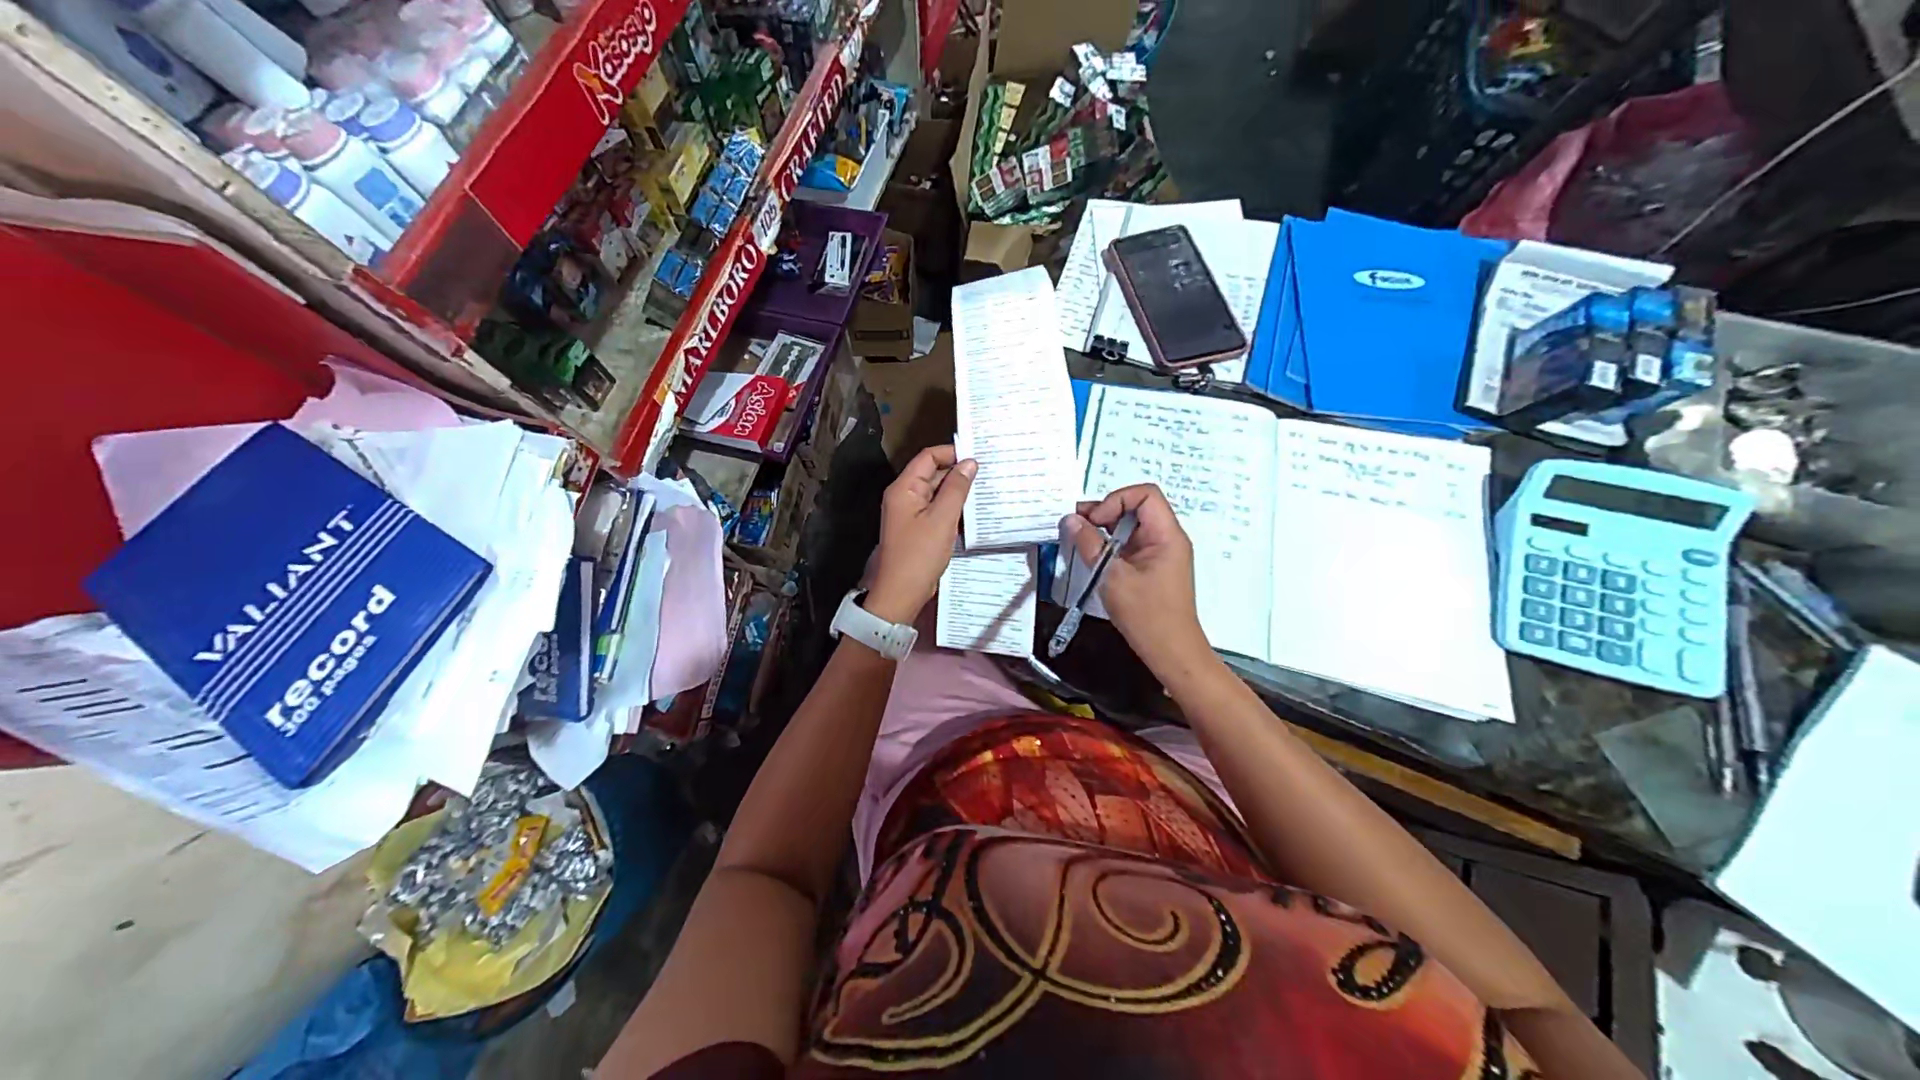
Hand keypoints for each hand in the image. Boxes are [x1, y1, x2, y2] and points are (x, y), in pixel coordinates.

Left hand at [866, 445, 976, 624]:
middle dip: (958, 472)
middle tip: (988, 473)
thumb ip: (957, 488)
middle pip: (932, 473)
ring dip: (958, 491)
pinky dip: (953, 507)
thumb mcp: (942, 519)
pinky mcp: (918, 528)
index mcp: (904, 488)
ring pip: (937, 492)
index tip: (978, 455)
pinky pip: (937, 509)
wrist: (901, 592)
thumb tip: (970, 463)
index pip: (928, 457)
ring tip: (985, 489)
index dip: (952, 452)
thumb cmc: (919, 555)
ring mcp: (911, 512)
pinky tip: (972, 511)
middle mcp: (905, 496)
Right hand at [1061, 484, 1214, 678]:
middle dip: (1104, 512)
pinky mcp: (1151, 567)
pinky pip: (1129, 544)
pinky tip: (1091, 555)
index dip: (1116, 500)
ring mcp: (1160, 553)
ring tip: (1078, 538)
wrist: (1170, 651)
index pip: (1145, 494)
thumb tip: (1071, 519)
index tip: (1096, 521)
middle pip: (1136, 507)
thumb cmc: (1146, 615)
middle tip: (1075, 524)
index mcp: (1167, 535)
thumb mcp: (1112, 577)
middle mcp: (1167, 538)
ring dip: (1104, 529)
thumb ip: (1090, 544)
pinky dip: (1109, 545)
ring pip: (1130, 526)